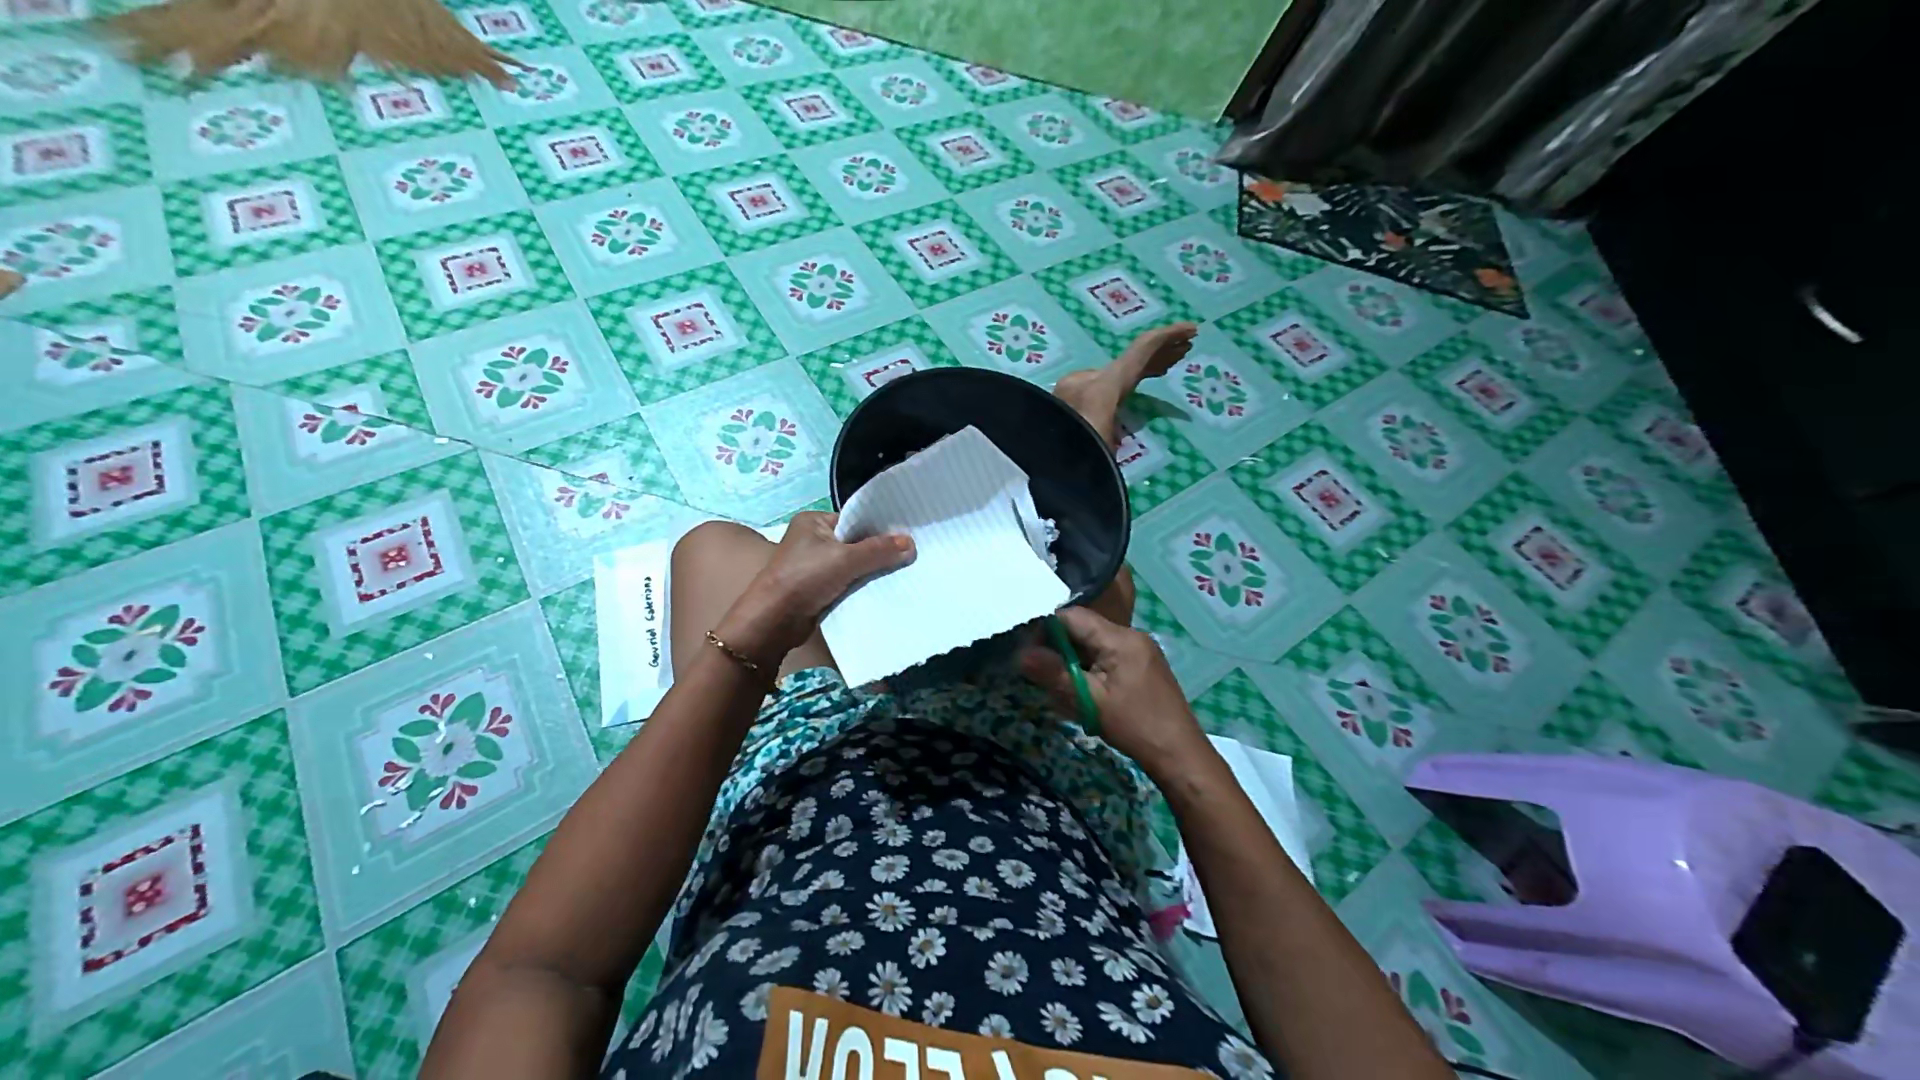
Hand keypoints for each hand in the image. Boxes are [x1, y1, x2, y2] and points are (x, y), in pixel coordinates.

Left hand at [721, 511, 914, 662]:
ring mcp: (814, 565)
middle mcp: (813, 539)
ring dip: (872, 571)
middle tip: (910, 556)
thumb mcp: (845, 559)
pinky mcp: (818, 588)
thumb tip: (911, 543)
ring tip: (903, 573)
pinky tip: (884, 589)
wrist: (774, 620)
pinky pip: (848, 582)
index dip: (880, 528)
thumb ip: (879, 550)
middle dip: (879, 551)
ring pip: (853, 564)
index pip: (855, 520)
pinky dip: (862, 586)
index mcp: (814, 522)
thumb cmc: (805, 578)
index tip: (907, 537)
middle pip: (856, 542)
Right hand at [1016, 606, 1210, 777]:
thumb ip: (1054, 673)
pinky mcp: (1143, 665)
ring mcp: (1141, 650)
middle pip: (1084, 628)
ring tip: (1058, 683)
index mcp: (1120, 638)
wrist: (1179, 753)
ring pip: (1095, 643)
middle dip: (1059, 646)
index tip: (1028, 648)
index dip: (1046, 627)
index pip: (1073, 616)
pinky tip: (1082, 689)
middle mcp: (1132, 635)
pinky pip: (1108, 655)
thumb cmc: (1134, 725)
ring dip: (1074, 659)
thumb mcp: (1089, 701)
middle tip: (1039, 669)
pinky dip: (1090, 667)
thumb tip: (1020, 654)